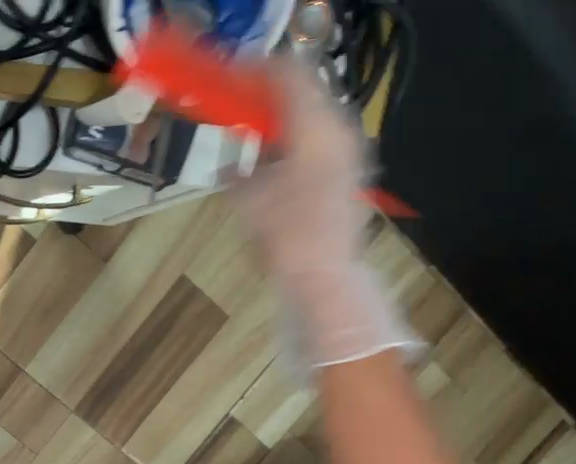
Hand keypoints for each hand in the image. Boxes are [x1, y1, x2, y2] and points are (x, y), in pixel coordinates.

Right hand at [237, 60, 372, 281]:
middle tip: (237, 105)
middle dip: (268, 97)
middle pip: (304, 94)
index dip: (256, 72)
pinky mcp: (349, 173)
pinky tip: (273, 159)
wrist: (322, 279)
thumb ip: (236, 173)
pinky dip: (295, 139)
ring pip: (313, 117)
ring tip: (251, 133)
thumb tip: (226, 164)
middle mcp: (339, 132)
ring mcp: (348, 152)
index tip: (229, 78)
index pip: (288, 76)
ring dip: (282, 119)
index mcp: (316, 129)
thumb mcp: (248, 201)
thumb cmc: (285, 240)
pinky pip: (320, 140)